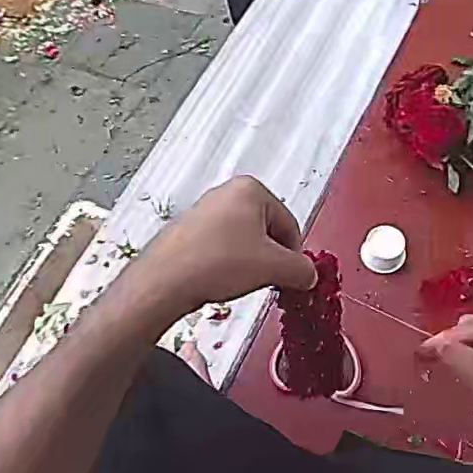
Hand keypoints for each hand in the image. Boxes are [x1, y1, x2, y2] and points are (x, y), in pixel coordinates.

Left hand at [131, 177, 317, 316]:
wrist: (164, 282)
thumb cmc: (214, 263)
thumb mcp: (274, 268)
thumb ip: (302, 270)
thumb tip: (308, 274)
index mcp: (250, 189)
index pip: (290, 225)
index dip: (294, 256)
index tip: (293, 275)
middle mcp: (226, 193)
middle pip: (268, 231)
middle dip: (271, 259)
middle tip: (267, 279)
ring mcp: (205, 211)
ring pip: (245, 241)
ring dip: (250, 264)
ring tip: (240, 281)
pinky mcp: (189, 231)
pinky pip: (222, 248)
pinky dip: (228, 265)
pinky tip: (221, 280)